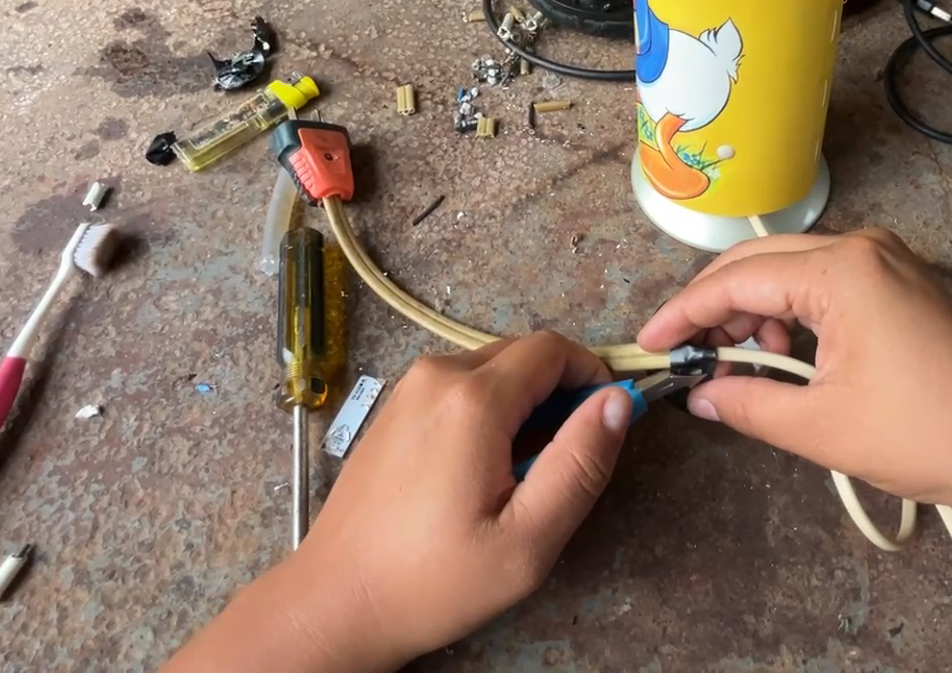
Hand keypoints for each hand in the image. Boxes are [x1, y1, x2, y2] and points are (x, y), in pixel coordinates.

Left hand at [160, 332, 632, 672]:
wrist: (333, 602)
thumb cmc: (433, 579)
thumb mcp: (526, 540)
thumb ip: (579, 463)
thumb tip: (618, 400)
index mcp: (473, 398)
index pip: (552, 349)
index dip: (590, 373)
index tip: (605, 417)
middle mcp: (438, 373)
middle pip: (522, 354)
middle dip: (558, 389)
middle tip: (564, 454)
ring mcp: (409, 386)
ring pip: (492, 367)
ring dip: (523, 400)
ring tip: (521, 467)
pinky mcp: (394, 405)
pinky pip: (460, 384)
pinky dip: (488, 406)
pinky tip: (479, 464)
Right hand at [637, 229, 951, 527]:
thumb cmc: (925, 435)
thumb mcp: (821, 427)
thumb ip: (747, 403)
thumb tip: (698, 395)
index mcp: (839, 270)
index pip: (737, 280)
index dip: (685, 312)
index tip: (650, 342)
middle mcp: (858, 245)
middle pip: (758, 261)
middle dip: (715, 304)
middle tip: (686, 350)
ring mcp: (881, 257)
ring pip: (787, 266)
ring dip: (753, 306)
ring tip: (740, 356)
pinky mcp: (894, 276)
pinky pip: (820, 278)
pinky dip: (790, 307)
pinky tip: (784, 347)